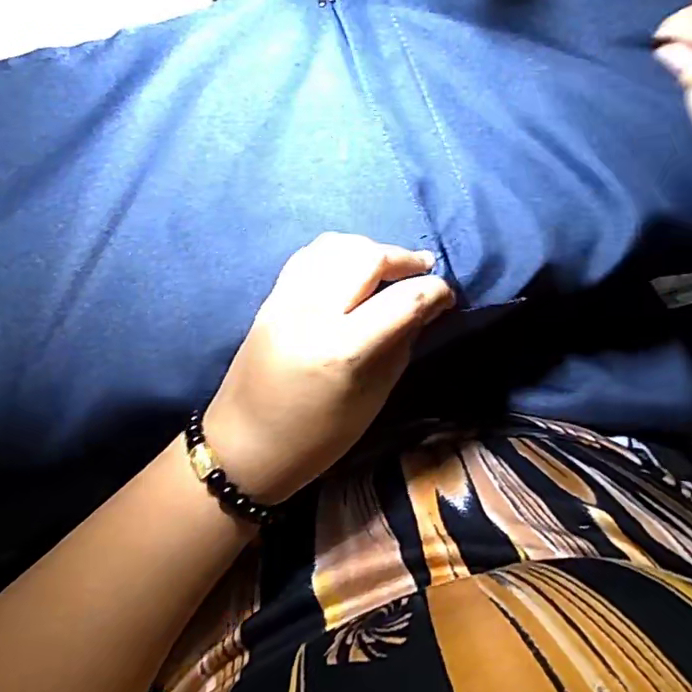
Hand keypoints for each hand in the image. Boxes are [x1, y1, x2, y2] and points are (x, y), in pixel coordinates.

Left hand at [201, 233, 454, 504]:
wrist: (243, 446)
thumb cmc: (318, 437)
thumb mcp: (375, 396)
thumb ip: (403, 341)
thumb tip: (428, 303)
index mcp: (343, 350)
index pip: (403, 300)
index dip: (435, 290)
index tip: (448, 296)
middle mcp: (312, 313)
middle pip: (368, 257)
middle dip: (405, 258)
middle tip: (424, 269)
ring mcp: (285, 300)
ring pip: (338, 245)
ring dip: (372, 249)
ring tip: (391, 265)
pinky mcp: (270, 297)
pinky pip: (311, 254)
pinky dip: (341, 252)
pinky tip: (354, 268)